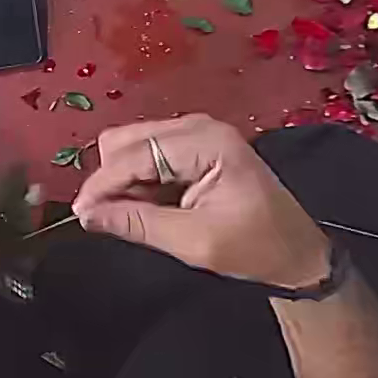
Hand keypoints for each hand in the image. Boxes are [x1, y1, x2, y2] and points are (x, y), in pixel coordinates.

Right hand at [72, 114, 329, 288]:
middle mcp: (197, 126)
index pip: (137, 153)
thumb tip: (86, 215)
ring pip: (131, 145)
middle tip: (108, 218)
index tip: (81, 214)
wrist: (296, 251)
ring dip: (121, 180)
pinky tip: (147, 205)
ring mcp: (194, 132)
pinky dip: (136, 179)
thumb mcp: (195, 242)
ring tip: (132, 215)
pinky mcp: (190, 145)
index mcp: (207, 142)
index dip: (103, 183)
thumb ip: (138, 223)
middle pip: (127, 139)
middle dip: (110, 178)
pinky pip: (146, 153)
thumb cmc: (254, 247)